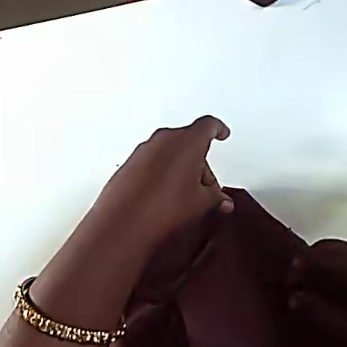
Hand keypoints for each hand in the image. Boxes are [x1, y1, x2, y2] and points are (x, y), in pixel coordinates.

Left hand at [75, 116, 232, 252]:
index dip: (218, 129)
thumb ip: (217, 197)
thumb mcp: (201, 203)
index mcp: (187, 141)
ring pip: (171, 153)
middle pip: (190, 143)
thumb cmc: (160, 206)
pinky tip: (166, 199)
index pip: (209, 125)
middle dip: (201, 164)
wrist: (124, 221)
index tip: (222, 132)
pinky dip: (163, 174)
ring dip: (182, 170)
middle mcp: (164, 139)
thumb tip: (220, 200)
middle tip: (208, 189)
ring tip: (186, 199)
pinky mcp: (130, 164)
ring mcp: (144, 150)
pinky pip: (153, 163)